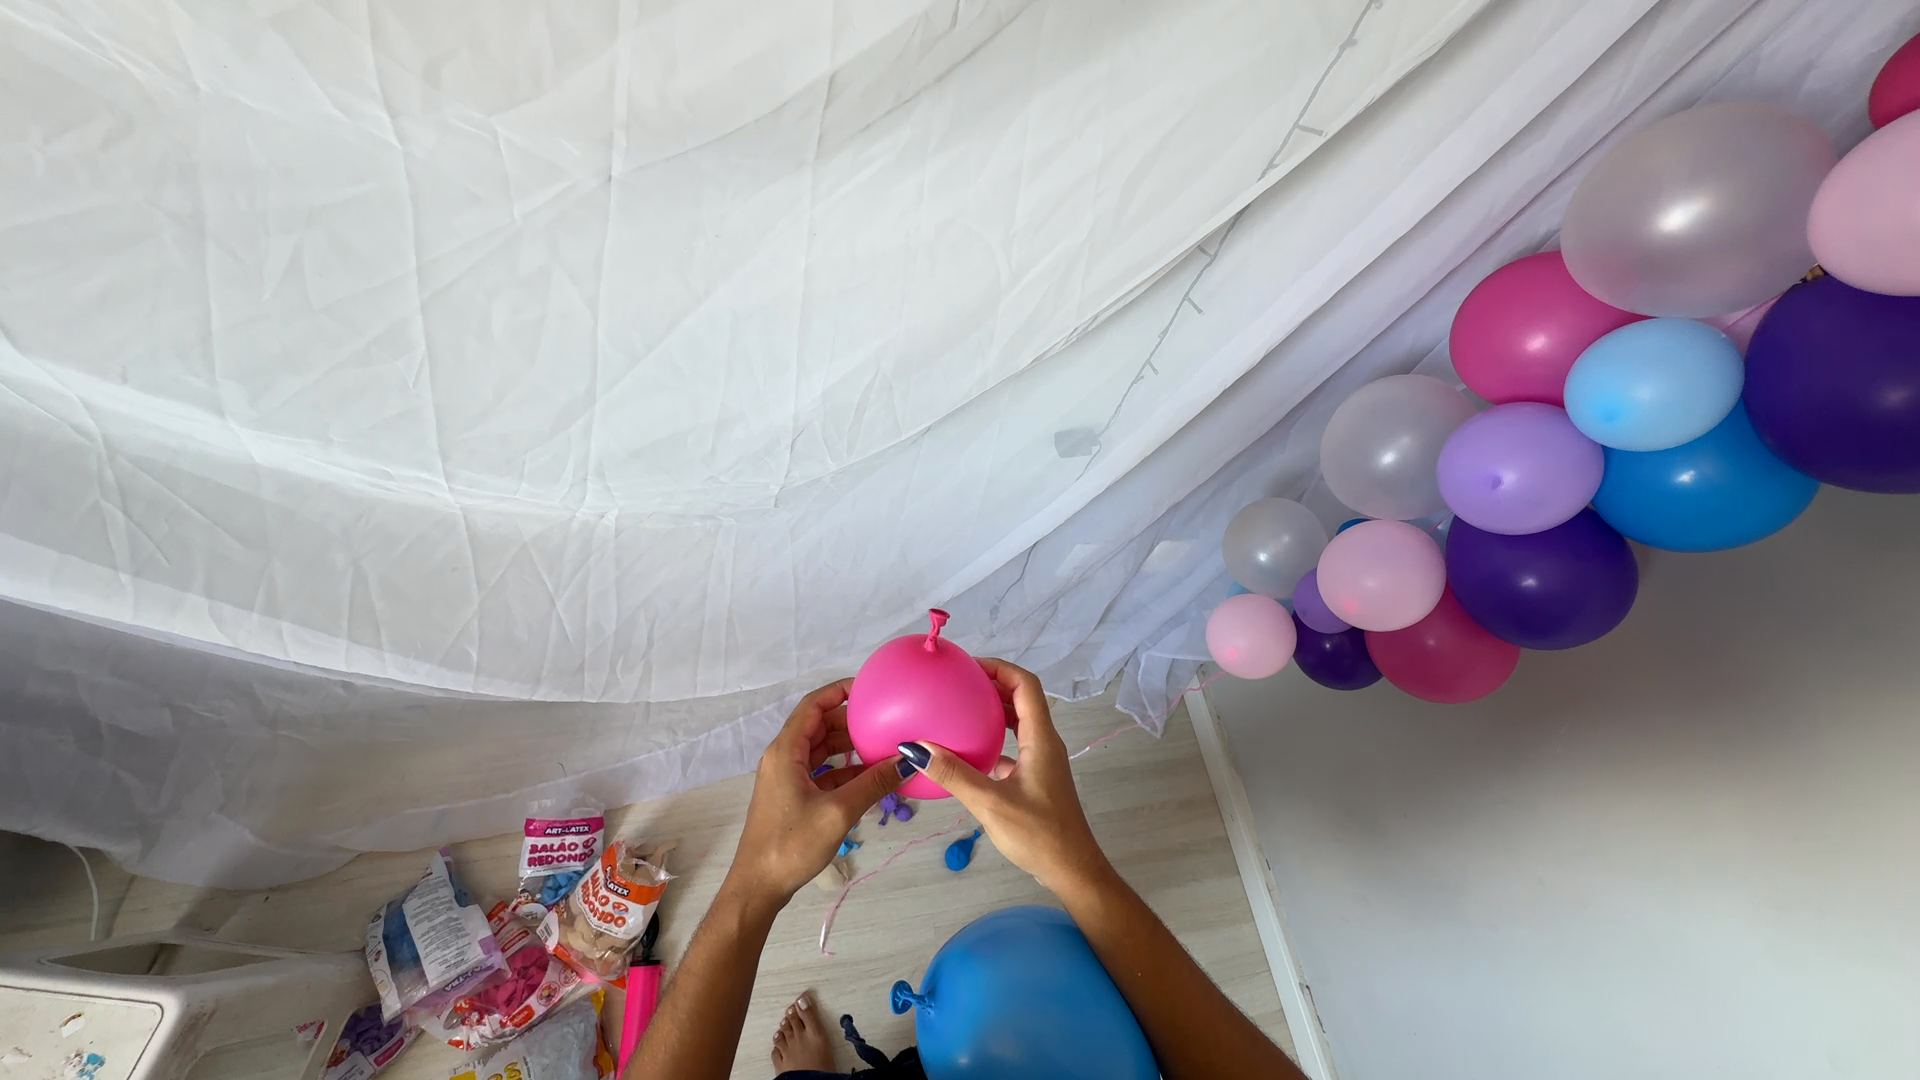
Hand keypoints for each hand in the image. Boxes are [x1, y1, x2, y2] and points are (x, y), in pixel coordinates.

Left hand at [726, 680, 907, 906]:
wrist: (757, 888)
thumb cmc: (791, 844)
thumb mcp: (838, 812)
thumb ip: (874, 783)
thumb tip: (910, 761)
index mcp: (786, 750)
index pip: (814, 705)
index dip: (840, 690)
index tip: (870, 686)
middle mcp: (783, 757)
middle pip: (819, 725)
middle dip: (851, 719)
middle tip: (885, 717)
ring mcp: (787, 777)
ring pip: (821, 749)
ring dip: (849, 745)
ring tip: (883, 743)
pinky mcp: (793, 796)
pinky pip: (821, 770)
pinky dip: (844, 768)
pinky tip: (870, 775)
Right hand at [908, 658, 1113, 895]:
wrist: (1073, 871)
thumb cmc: (1039, 835)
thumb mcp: (991, 804)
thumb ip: (955, 775)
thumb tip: (916, 748)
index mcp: (1041, 738)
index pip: (1026, 685)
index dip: (1000, 668)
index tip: (969, 665)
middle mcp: (1045, 742)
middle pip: (1022, 698)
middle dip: (992, 685)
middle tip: (958, 683)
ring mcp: (1042, 761)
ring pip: (1018, 722)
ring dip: (993, 711)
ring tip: (959, 709)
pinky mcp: (1036, 779)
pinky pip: (1014, 746)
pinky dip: (993, 740)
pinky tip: (967, 752)